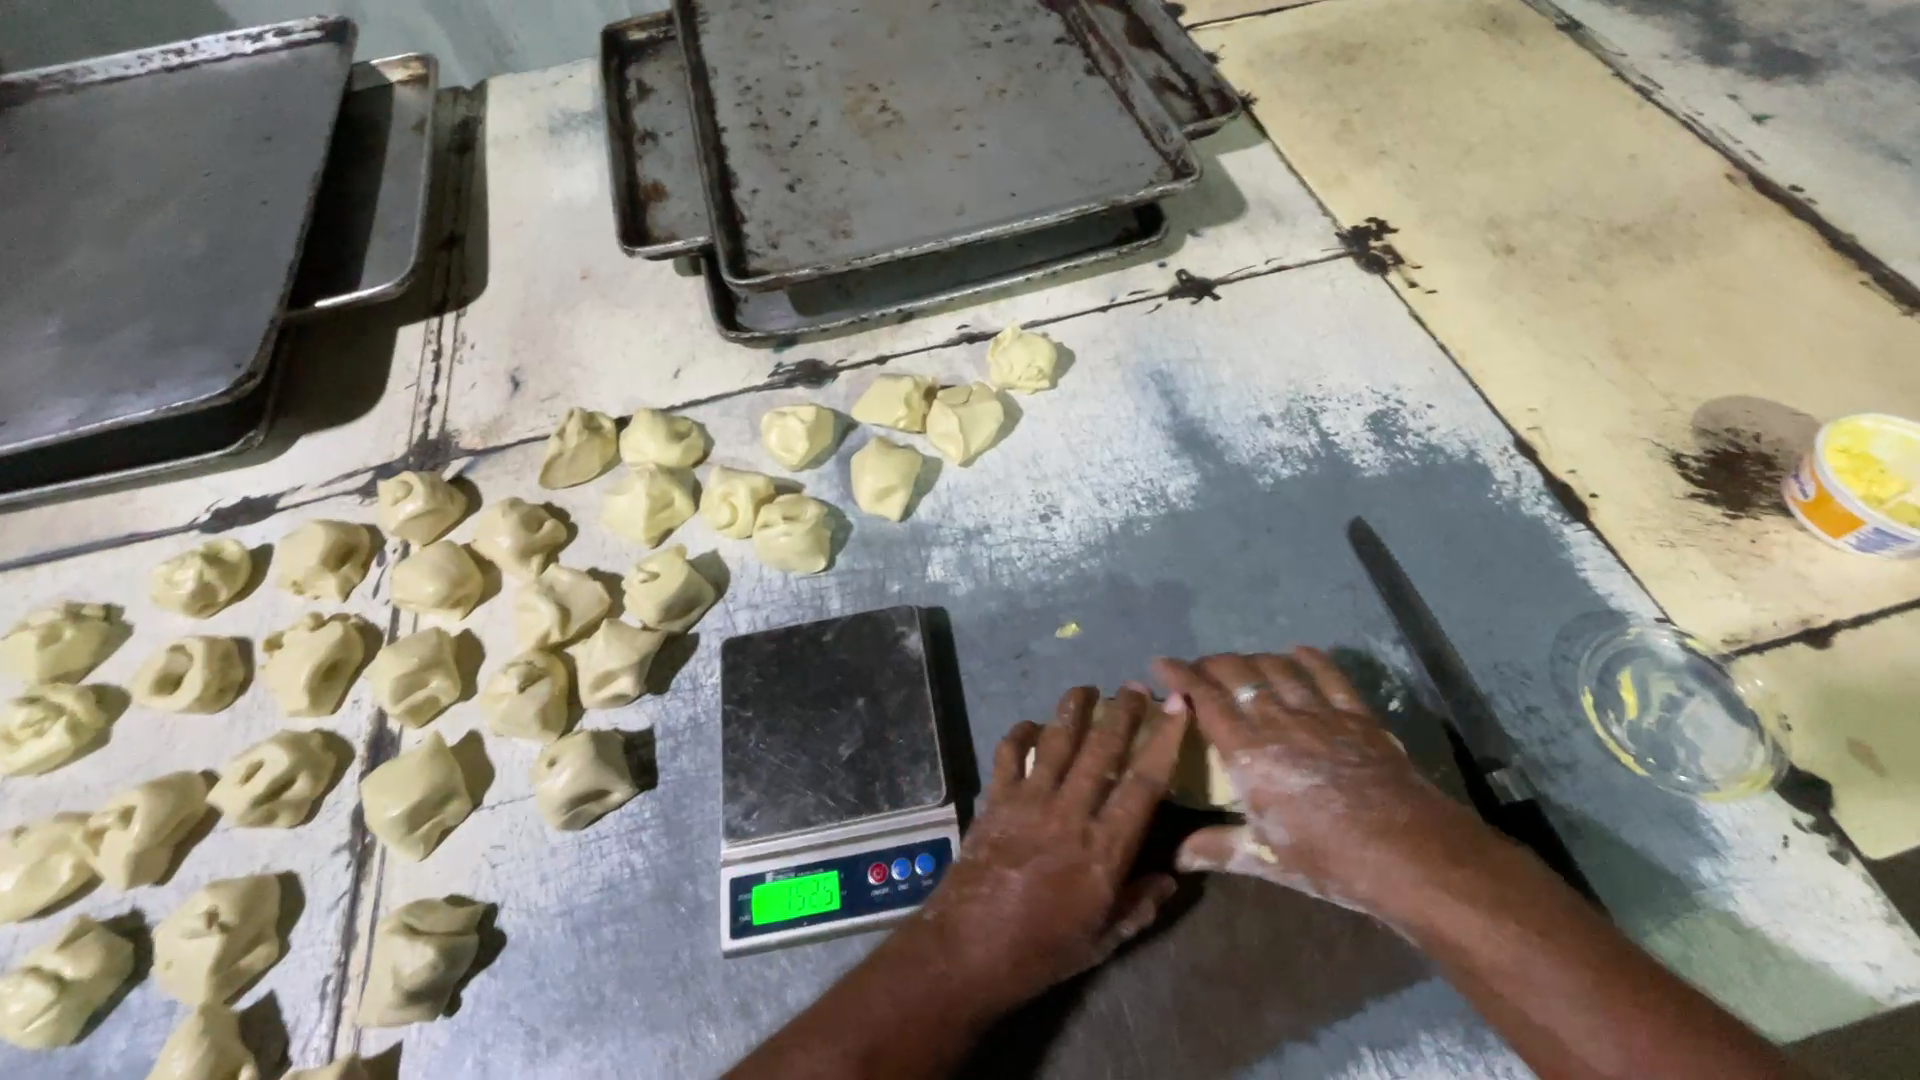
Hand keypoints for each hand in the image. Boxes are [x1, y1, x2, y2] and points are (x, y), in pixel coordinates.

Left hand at [907, 687, 1188, 1013]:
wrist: (969, 950)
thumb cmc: (1043, 951)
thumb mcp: (1103, 939)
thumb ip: (1140, 905)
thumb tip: (1171, 878)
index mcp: (1104, 848)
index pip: (1144, 782)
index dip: (1164, 741)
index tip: (1177, 707)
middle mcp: (1070, 813)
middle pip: (1101, 749)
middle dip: (1121, 712)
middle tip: (1133, 686)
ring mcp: (1028, 802)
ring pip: (1056, 741)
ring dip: (1073, 710)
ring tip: (1086, 689)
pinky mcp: (995, 800)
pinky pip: (1009, 754)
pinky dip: (1021, 734)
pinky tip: (1031, 724)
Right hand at [1153, 648, 1495, 915]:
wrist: (1409, 853)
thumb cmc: (1328, 859)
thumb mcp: (1265, 860)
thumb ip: (1217, 848)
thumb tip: (1175, 856)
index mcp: (1248, 753)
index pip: (1205, 698)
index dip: (1180, 675)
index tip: (1161, 664)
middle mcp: (1278, 721)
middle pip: (1237, 673)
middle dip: (1211, 663)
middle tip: (1197, 669)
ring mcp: (1320, 714)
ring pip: (1277, 668)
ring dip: (1252, 660)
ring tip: (1240, 665)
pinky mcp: (1356, 717)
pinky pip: (1329, 676)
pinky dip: (1309, 659)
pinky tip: (1298, 652)